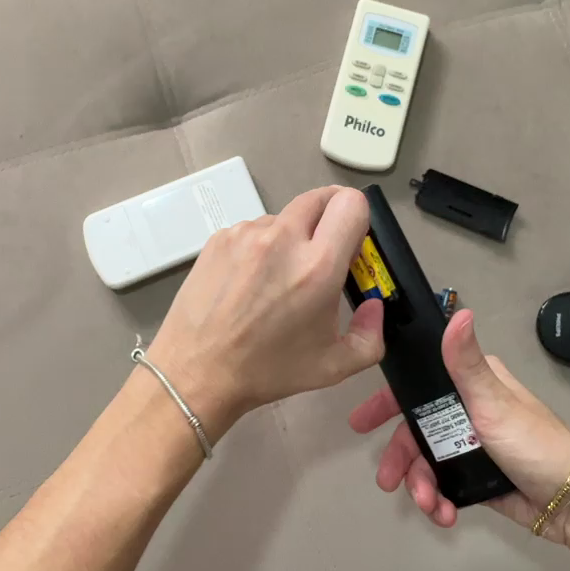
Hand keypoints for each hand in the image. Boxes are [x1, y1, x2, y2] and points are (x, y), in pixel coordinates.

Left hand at [146, 186, 385, 441]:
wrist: (195, 372)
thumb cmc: (268, 370)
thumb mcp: (334, 365)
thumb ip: (371, 333)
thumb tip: (374, 303)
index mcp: (318, 266)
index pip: (351, 203)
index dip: (358, 219)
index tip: (351, 245)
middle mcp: (282, 238)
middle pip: (320, 197)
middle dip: (329, 218)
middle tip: (322, 252)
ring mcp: (246, 234)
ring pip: (284, 216)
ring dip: (291, 236)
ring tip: (277, 278)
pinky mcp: (219, 238)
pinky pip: (253, 229)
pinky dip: (261, 247)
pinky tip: (249, 282)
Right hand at [349, 308, 569, 543]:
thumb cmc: (533, 443)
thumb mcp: (493, 402)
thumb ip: (466, 363)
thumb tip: (460, 312)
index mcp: (473, 384)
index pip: (419, 385)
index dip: (388, 402)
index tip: (361, 422)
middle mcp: (468, 411)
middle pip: (416, 430)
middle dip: (401, 457)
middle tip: (387, 481)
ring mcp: (471, 445)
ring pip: (426, 462)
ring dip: (421, 486)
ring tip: (429, 507)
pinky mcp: (475, 478)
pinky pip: (443, 486)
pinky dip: (438, 501)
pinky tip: (445, 515)